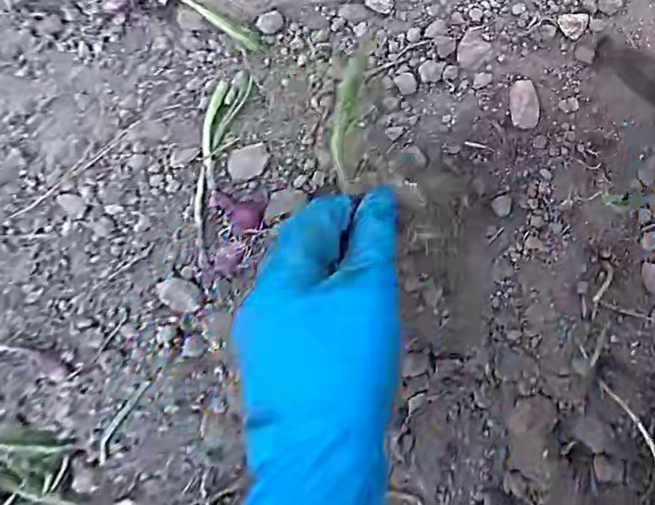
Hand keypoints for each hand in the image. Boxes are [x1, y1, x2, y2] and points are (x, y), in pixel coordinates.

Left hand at [232, 189, 398, 504]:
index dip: (357, 208)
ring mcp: (266, 337)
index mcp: (278, 280)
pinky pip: (309, 313)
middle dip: (353, 241)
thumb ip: (374, 236)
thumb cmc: (347, 366)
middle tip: (390, 251)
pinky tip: (363, 320)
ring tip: (380, 286)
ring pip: (311, 282)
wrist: (324, 456)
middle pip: (310, 248)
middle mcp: (262, 304)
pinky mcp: (280, 364)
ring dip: (346, 272)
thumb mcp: (370, 287)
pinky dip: (337, 302)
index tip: (392, 215)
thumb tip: (379, 198)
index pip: (317, 217)